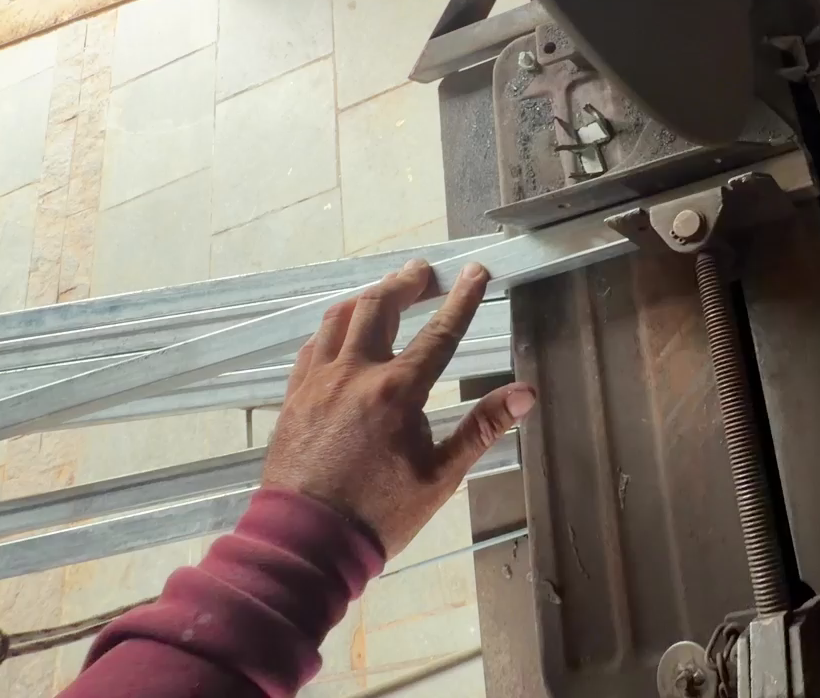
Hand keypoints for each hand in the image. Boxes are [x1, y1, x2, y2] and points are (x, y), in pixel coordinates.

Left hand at [261, 260, 535, 556]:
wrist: (300, 547)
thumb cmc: (379, 513)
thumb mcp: (442, 475)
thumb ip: (483, 427)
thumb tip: (526, 394)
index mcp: (396, 392)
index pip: (439, 332)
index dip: (462, 298)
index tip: (476, 270)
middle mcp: (355, 375)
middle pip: (379, 307)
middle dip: (405, 283)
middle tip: (424, 272)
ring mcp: (318, 383)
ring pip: (339, 318)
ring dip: (368, 298)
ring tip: (387, 291)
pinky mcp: (293, 397)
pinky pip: (312, 346)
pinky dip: (334, 328)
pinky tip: (344, 332)